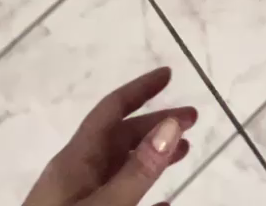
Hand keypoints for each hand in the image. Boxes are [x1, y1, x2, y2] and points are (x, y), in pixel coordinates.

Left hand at [22, 68, 198, 205]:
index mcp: (74, 163)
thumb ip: (138, 172)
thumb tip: (172, 121)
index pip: (111, 110)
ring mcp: (73, 204)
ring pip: (118, 169)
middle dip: (156, 124)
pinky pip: (115, 201)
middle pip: (119, 138)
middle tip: (193, 120)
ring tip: (184, 153)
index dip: (140, 89)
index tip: (170, 74)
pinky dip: (141, 196)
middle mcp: (72, 178)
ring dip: (151, 157)